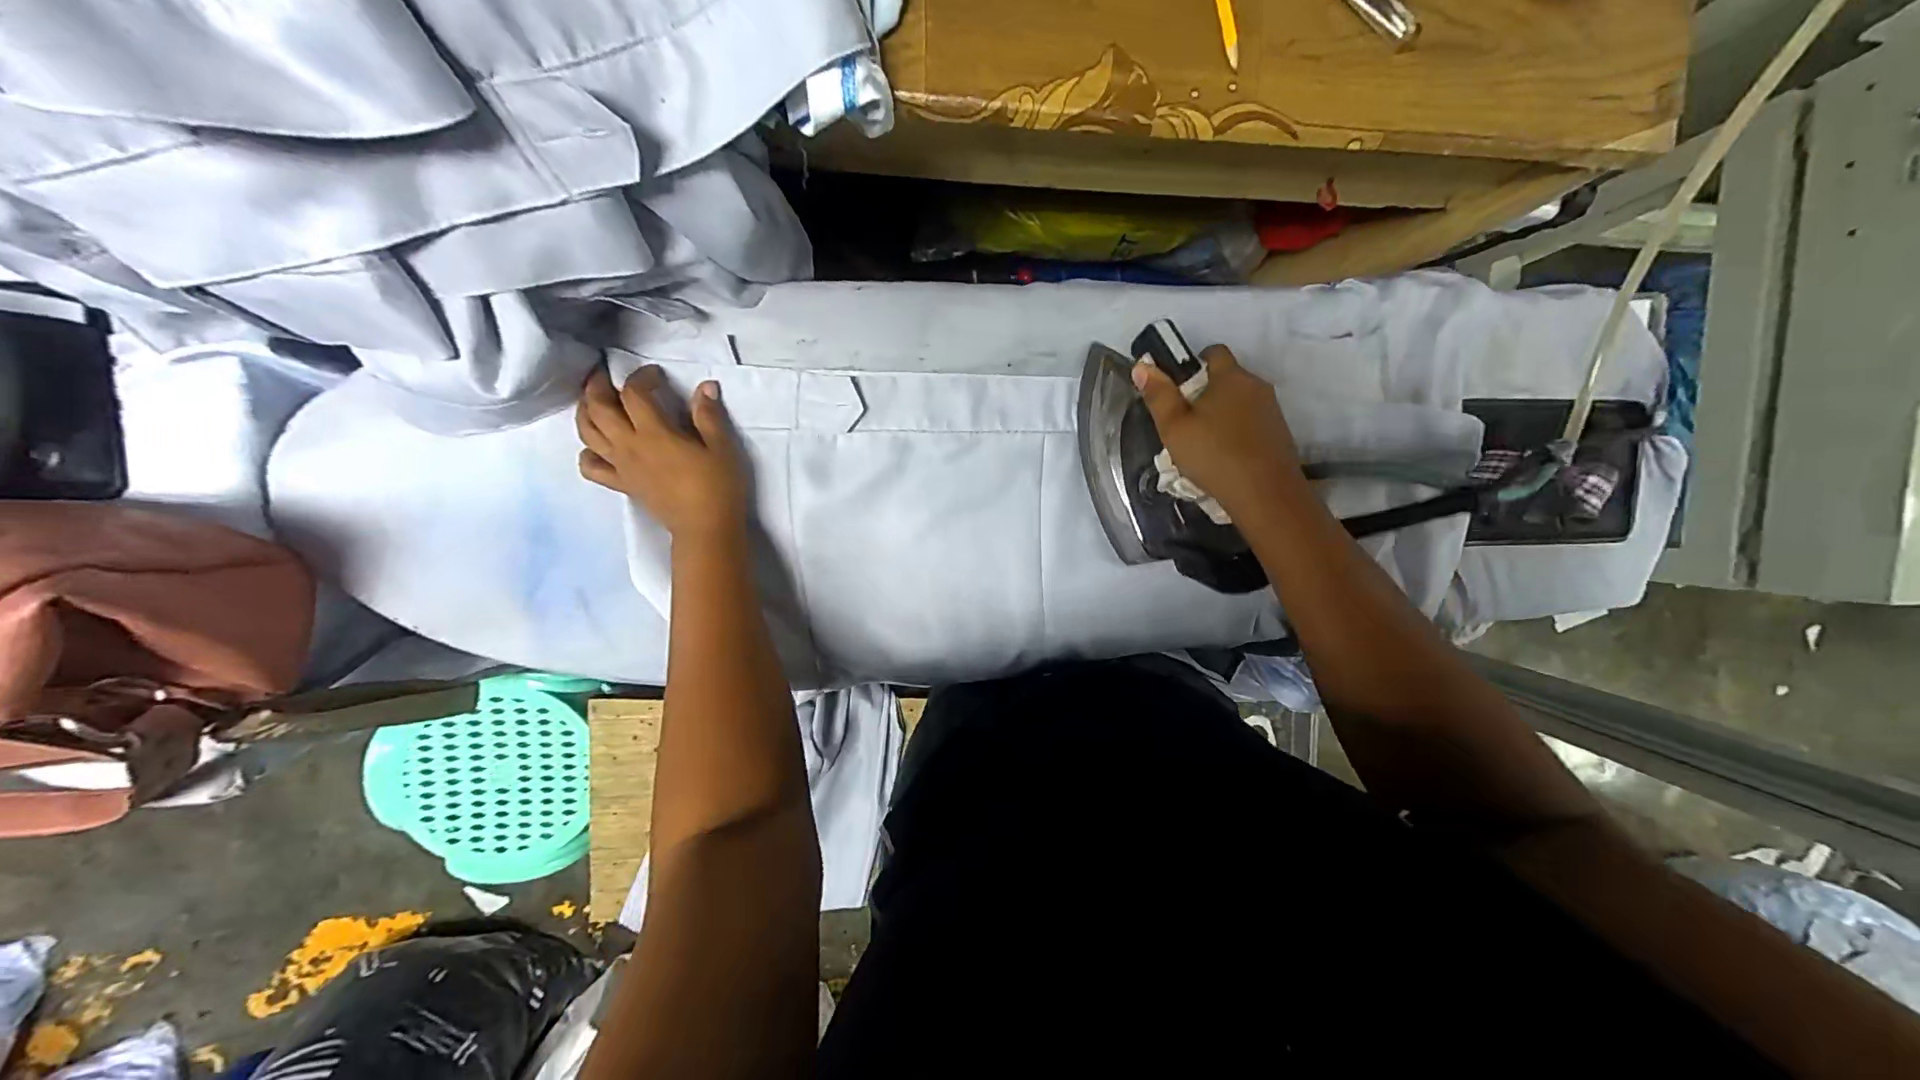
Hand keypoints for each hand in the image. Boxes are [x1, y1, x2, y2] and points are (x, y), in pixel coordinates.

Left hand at [577, 365, 748, 541]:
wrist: (706, 528)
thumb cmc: (718, 487)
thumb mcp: (722, 447)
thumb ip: (709, 415)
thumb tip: (704, 387)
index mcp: (654, 433)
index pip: (634, 393)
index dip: (640, 376)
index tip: (655, 374)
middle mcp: (629, 446)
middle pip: (598, 408)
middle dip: (597, 386)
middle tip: (606, 375)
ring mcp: (622, 467)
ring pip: (587, 433)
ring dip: (585, 411)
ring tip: (593, 402)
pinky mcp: (623, 484)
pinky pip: (591, 467)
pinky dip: (587, 453)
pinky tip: (597, 447)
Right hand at [1134, 344, 1303, 521]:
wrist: (1265, 495)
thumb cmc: (1213, 456)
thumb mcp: (1174, 427)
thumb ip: (1158, 395)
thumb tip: (1142, 365)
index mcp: (1230, 377)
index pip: (1214, 352)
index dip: (1194, 363)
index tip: (1178, 388)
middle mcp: (1256, 385)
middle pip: (1227, 378)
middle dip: (1205, 392)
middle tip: (1184, 421)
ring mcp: (1271, 410)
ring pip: (1240, 402)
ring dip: (1221, 414)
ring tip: (1202, 443)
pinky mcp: (1279, 433)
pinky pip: (1251, 423)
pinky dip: (1236, 432)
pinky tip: (1223, 457)